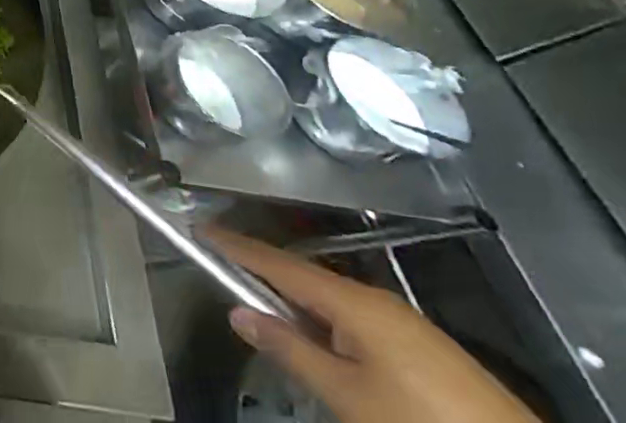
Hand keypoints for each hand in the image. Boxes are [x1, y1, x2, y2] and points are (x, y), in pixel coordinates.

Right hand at [209, 230, 539, 422]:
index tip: (201, 230)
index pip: (280, 264)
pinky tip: (320, 347)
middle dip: (264, 277)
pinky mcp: (425, 348)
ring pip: (332, 302)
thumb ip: (289, 350)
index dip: (237, 247)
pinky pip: (357, 320)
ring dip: (296, 306)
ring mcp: (406, 324)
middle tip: (223, 274)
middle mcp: (378, 301)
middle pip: (305, 279)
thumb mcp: (346, 395)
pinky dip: (325, 323)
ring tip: (266, 318)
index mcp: (355, 303)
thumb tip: (240, 314)